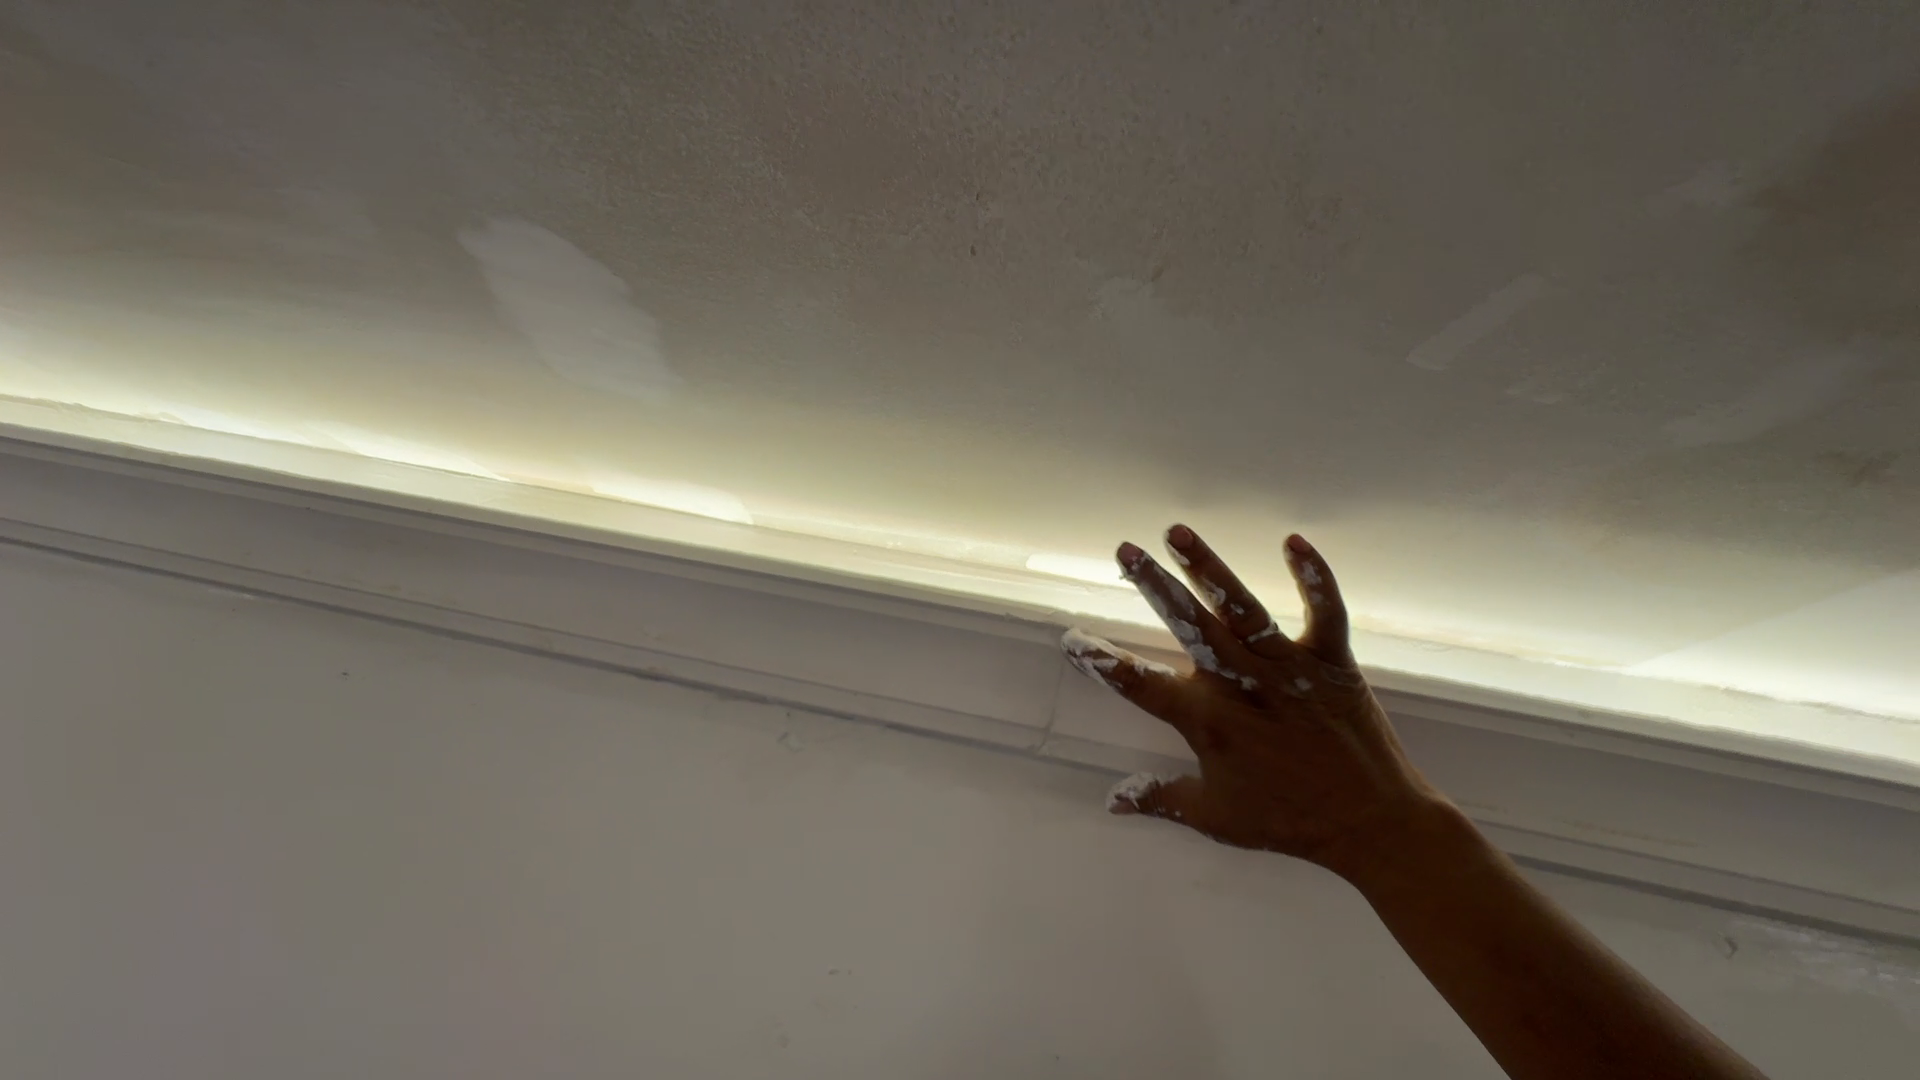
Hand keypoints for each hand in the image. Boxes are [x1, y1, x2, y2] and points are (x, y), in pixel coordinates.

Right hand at [1062, 526, 1446, 879]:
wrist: (1373, 825)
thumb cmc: (1289, 821)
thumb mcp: (1215, 817)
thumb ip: (1158, 800)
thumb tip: (1109, 802)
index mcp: (1208, 723)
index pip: (1141, 685)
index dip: (1102, 661)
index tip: (1071, 638)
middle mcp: (1241, 687)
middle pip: (1189, 628)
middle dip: (1155, 586)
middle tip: (1127, 550)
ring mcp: (1287, 671)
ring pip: (1242, 610)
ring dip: (1209, 569)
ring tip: (1178, 532)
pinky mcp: (1331, 662)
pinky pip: (1325, 612)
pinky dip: (1312, 577)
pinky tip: (1292, 541)